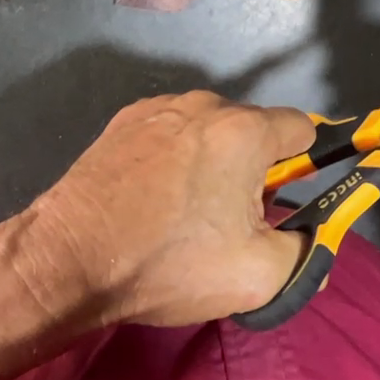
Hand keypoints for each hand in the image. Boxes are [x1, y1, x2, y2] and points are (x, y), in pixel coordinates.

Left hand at [28, 90, 314, 326]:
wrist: (67, 262)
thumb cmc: (167, 264)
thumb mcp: (257, 276)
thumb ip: (306, 254)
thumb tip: (313, 245)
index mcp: (244, 131)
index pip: (302, 128)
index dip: (302, 165)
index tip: (282, 199)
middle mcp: (204, 104)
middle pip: (254, 130)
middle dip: (255, 168)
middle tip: (230, 219)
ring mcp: (159, 107)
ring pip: (211, 130)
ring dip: (214, 160)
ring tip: (184, 211)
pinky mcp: (123, 121)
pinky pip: (172, 132)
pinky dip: (175, 156)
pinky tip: (152, 196)